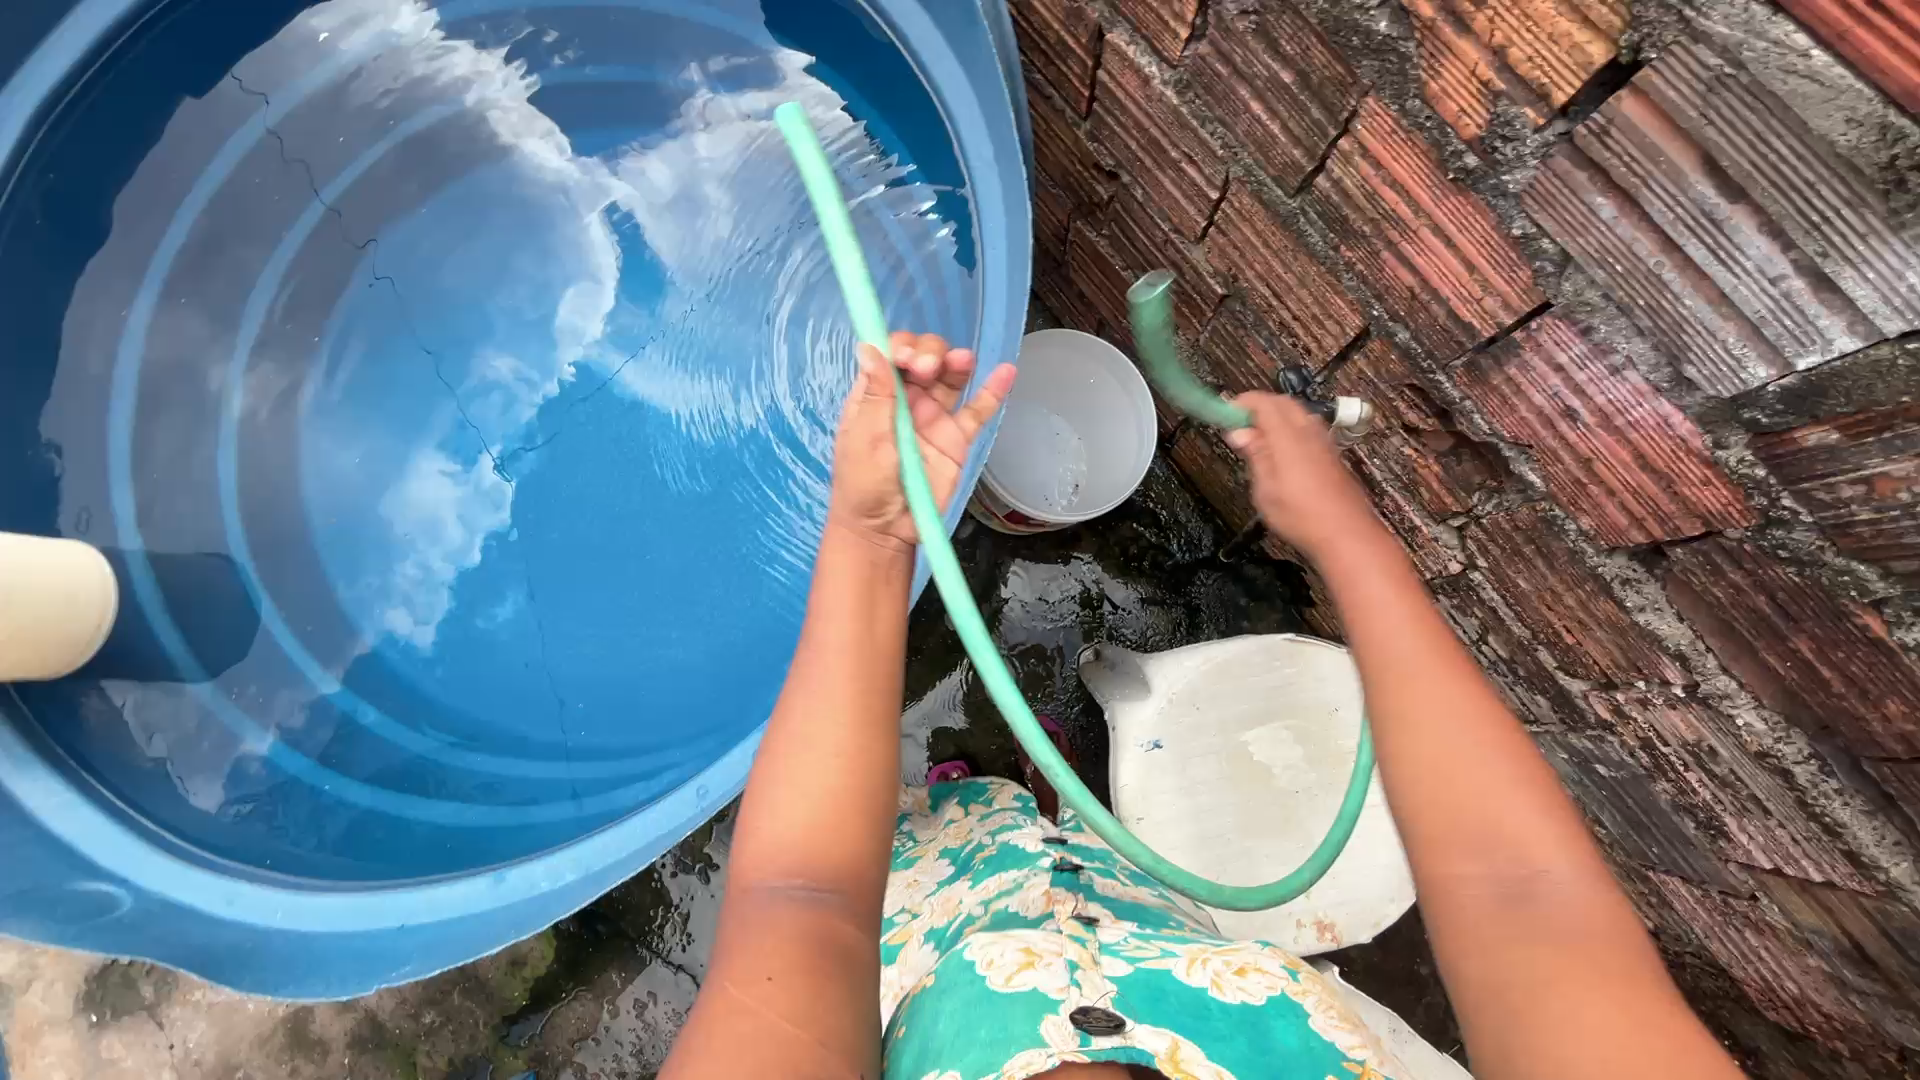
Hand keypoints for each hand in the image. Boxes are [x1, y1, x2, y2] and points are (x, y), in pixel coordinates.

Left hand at [829, 331, 1016, 553]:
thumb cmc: (864, 485)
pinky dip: (992, 390)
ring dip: (954, 361)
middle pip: (923, 358)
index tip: (906, 359)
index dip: (900, 347)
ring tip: (959, 362)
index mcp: (877, 396)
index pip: (890, 355)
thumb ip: (875, 394)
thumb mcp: (864, 438)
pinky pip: (978, 410)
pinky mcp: (957, 438)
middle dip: (928, 352)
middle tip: (926, 368)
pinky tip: (1005, 371)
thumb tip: (870, 347)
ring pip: (950, 376)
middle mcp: (907, 400)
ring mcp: (934, 417)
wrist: (885, 529)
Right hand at [1224, 392, 1382, 560]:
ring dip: (1276, 416)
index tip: (1225, 412)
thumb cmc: (1299, 516)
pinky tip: (1282, 452)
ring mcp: (1324, 442)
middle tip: (1239, 424)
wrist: (1347, 534)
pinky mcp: (1332, 455)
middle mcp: (1308, 433)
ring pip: (1299, 413)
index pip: (1265, 403)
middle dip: (1260, 406)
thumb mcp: (1265, 489)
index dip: (1243, 402)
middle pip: (1284, 403)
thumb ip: (1255, 455)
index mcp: (1288, 439)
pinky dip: (1290, 428)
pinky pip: (1309, 428)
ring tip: (1258, 438)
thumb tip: (1239, 432)